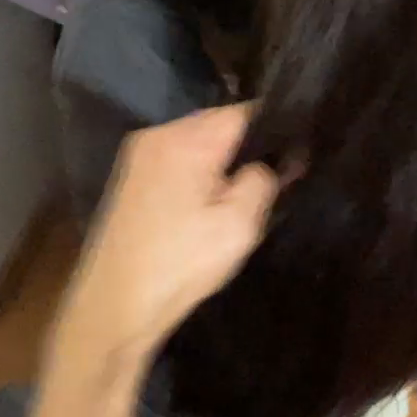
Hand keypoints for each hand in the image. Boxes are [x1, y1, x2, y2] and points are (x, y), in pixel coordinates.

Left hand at [48, 103, 280, 398]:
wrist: (116, 305)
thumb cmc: (181, 264)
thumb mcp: (239, 225)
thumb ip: (263, 181)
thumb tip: (276, 160)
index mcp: (185, 139)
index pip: (244, 111)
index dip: (277, 129)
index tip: (300, 153)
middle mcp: (157, 135)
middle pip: (218, 125)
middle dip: (248, 149)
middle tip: (278, 181)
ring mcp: (139, 157)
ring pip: (198, 145)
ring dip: (223, 165)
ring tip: (244, 197)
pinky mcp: (131, 181)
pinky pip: (179, 163)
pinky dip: (200, 176)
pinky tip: (210, 207)